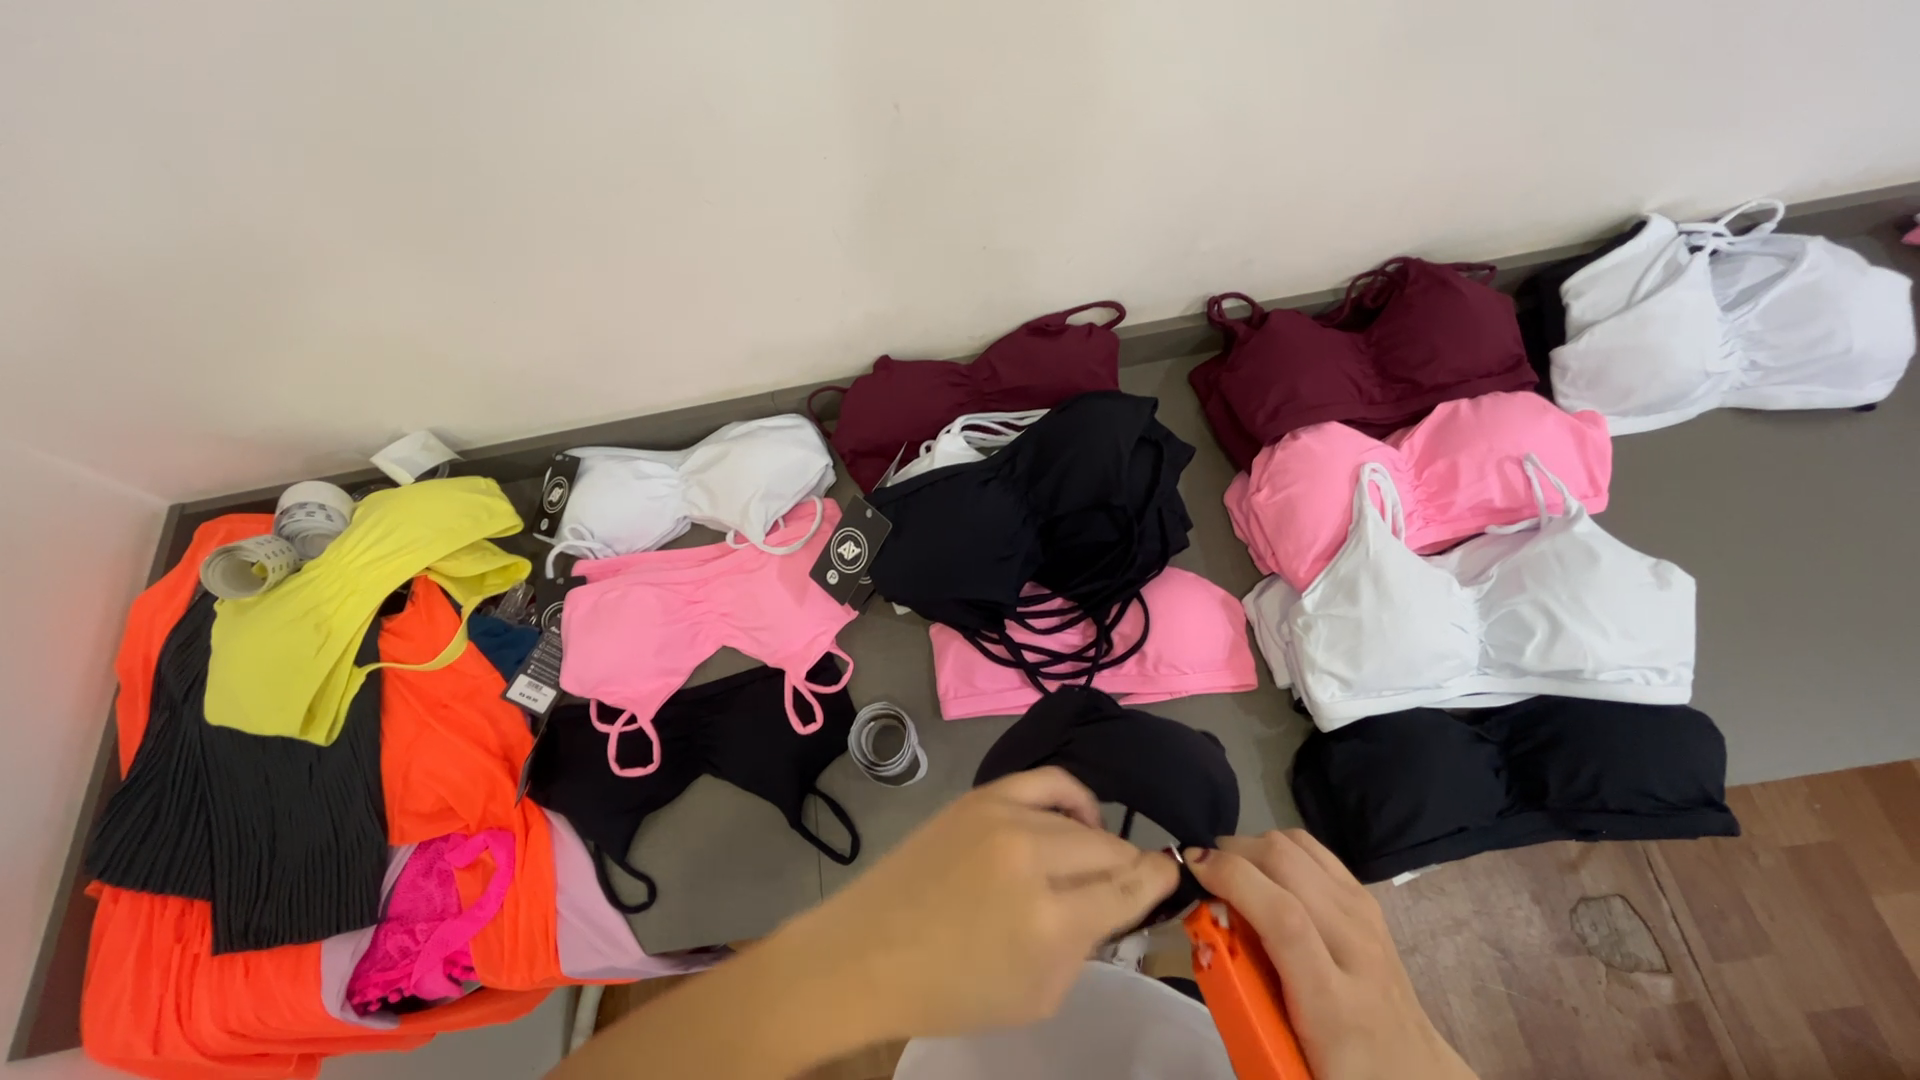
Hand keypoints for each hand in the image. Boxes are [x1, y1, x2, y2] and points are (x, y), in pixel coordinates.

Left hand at [777, 766, 1179, 1041]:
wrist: (866, 952)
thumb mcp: (1038, 995)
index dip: (1158, 883)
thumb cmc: (951, 991)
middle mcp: (1034, 857)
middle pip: (1112, 849)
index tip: (1165, 880)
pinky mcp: (980, 796)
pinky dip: (1072, 798)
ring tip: (1086, 862)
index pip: (1133, 887)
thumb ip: (1087, 946)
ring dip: (1095, 843)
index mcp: (1052, 920)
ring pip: (1084, 819)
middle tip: (1113, 891)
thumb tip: (1115, 903)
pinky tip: (1072, 817)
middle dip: (1123, 872)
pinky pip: (1048, 781)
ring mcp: (1004, 817)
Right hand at [1185, 830, 1476, 1079]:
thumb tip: (1204, 934)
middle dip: (1233, 853)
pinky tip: (1262, 871)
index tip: (1192, 868)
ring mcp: (1365, 915)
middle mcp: (1356, 947)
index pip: (1284, 917)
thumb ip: (1240, 997)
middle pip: (1288, 864)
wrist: (1413, 1073)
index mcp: (1334, 1003)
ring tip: (1228, 871)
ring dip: (1252, 847)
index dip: (1233, 879)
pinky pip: (1312, 849)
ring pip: (1298, 846)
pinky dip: (1277, 847)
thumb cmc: (1339, 1070)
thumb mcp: (1281, 1056)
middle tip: (1201, 872)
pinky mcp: (1366, 898)